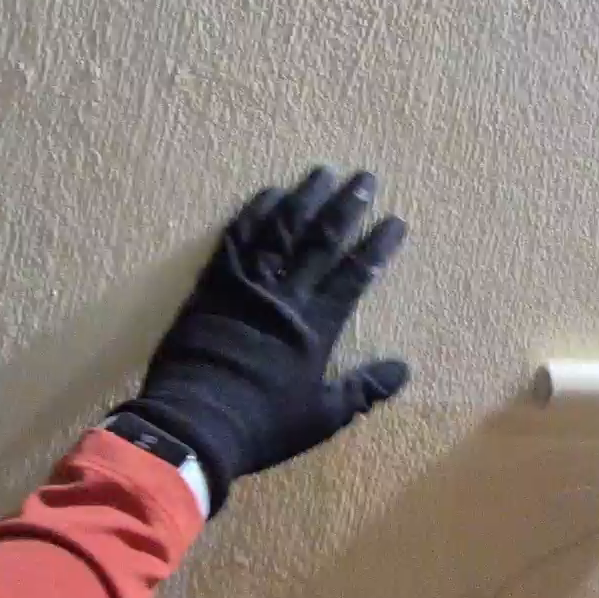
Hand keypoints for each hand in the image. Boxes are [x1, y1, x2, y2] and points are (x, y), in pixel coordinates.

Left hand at [118, 166, 409, 515]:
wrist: (193, 426)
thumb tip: (405, 370)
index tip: (396, 221)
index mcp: (316, 325)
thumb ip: (364, 390)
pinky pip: (237, 238)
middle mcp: (286, 294)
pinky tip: (269, 191)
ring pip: (281, 228)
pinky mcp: (215, 282)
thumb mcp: (322, 417)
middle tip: (365, 178)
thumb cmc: (262, 424)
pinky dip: (254, 212)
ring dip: (304, 197)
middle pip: (321, 239)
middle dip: (347, 206)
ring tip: (322, 172)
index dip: (378, 245)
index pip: (355, 273)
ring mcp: (248, 284)